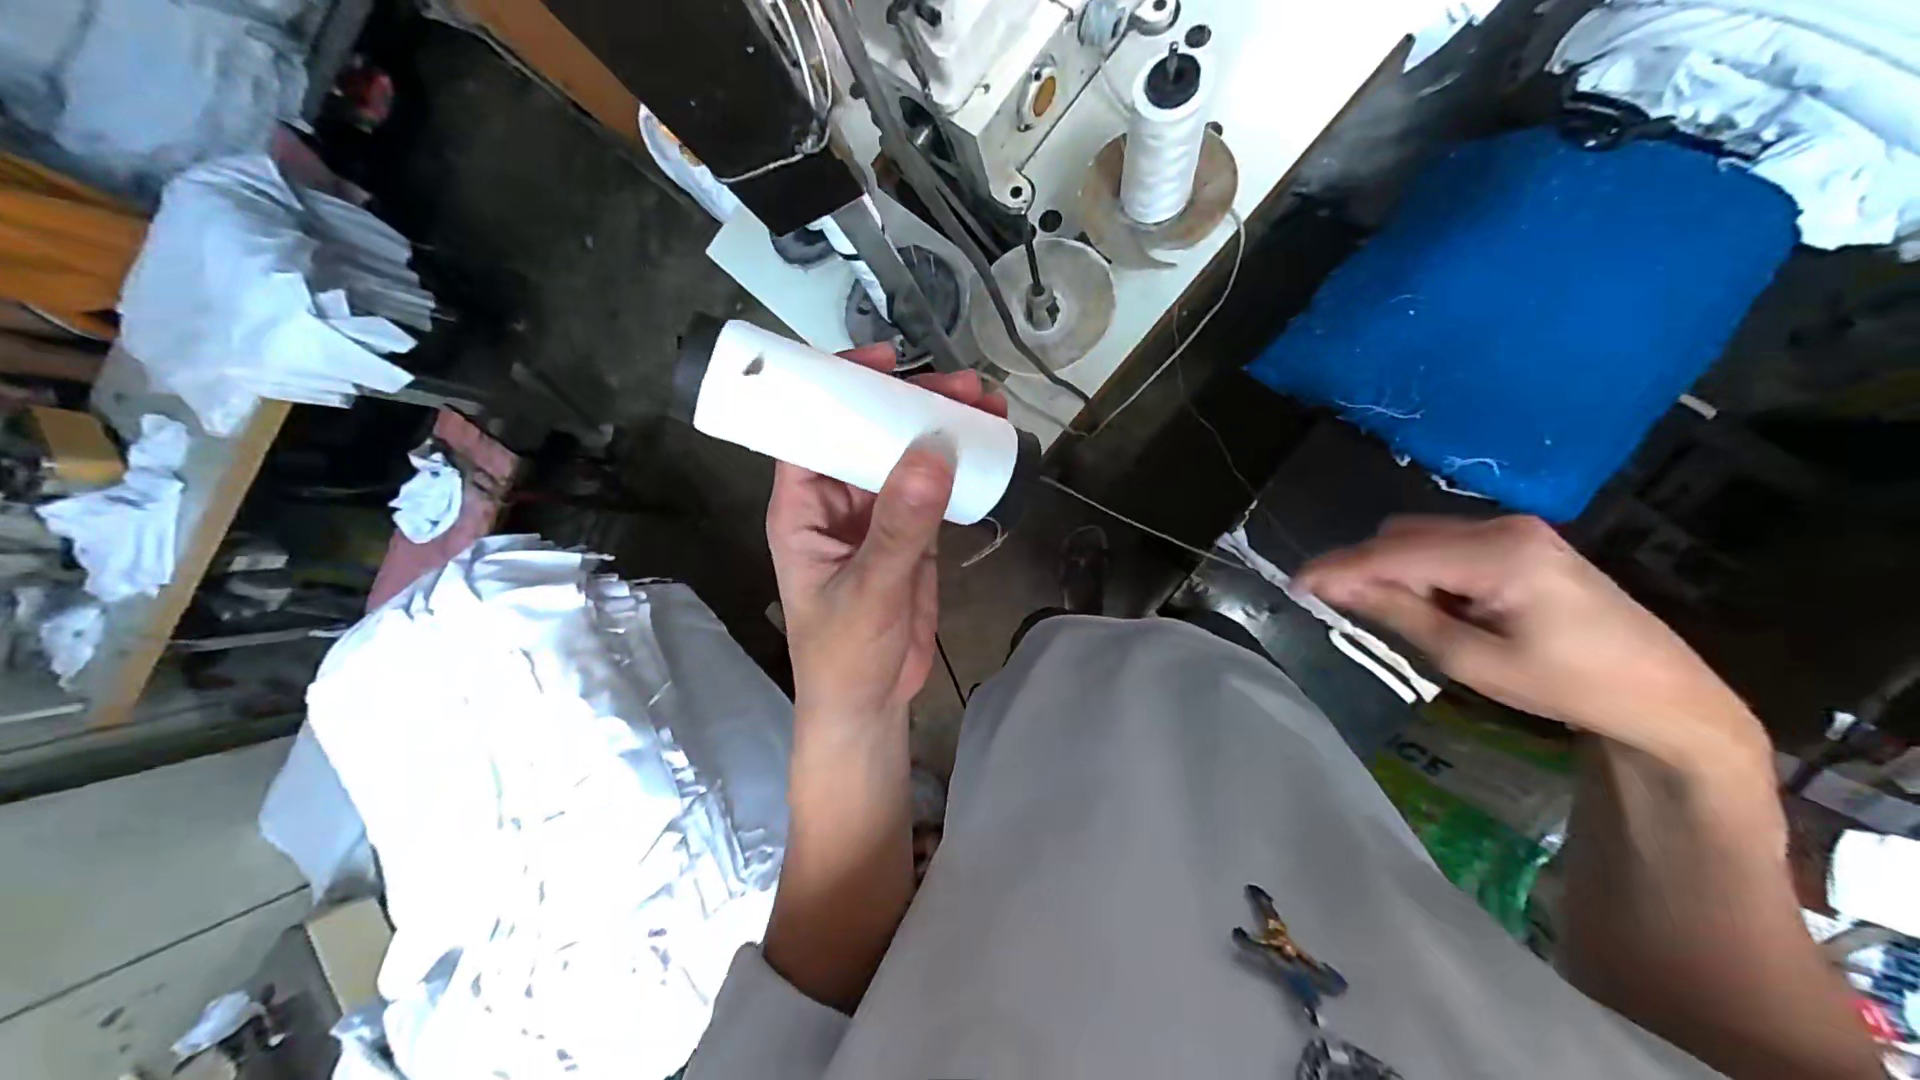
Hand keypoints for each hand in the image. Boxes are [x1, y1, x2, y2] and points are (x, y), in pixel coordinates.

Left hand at [766, 344, 1006, 727]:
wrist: (869, 705)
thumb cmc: (844, 655)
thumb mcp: (868, 591)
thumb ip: (899, 527)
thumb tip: (932, 453)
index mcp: (803, 507)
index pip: (811, 428)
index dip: (841, 388)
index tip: (886, 361)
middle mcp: (836, 501)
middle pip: (868, 432)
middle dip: (911, 404)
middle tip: (963, 387)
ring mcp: (876, 516)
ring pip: (905, 456)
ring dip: (942, 429)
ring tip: (988, 407)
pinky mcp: (910, 534)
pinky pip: (933, 488)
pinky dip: (959, 467)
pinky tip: (989, 447)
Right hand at [1298, 516, 1768, 773]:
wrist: (1666, 694)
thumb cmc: (1569, 685)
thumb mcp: (1472, 660)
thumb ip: (1401, 614)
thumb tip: (1338, 588)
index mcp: (1498, 555)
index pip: (1392, 554)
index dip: (1337, 568)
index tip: (1294, 585)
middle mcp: (1503, 526)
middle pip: (1402, 536)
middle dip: (1363, 568)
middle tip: (1340, 609)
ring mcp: (1516, 529)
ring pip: (1419, 537)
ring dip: (1392, 569)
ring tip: (1395, 614)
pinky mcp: (1521, 540)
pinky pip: (1446, 544)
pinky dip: (1421, 569)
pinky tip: (1432, 604)